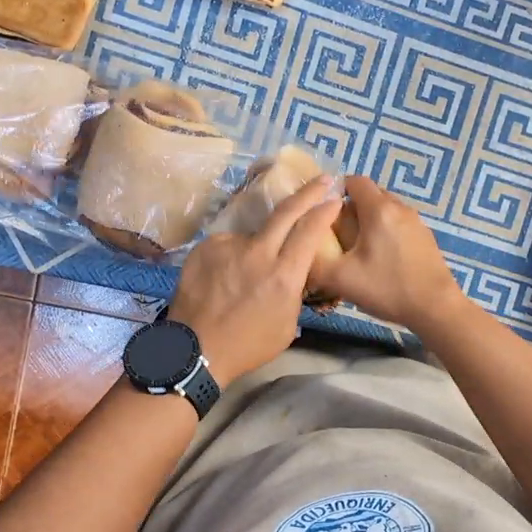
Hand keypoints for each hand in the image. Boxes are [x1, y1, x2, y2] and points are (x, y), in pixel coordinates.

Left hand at [167, 176, 342, 386]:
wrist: (195, 351)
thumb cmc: (248, 345)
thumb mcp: (287, 324)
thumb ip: (294, 290)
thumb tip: (294, 270)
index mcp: (283, 275)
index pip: (310, 230)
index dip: (325, 210)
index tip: (335, 198)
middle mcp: (258, 253)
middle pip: (287, 212)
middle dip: (308, 193)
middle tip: (321, 180)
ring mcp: (228, 247)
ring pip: (254, 234)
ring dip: (260, 244)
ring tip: (250, 272)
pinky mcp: (205, 248)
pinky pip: (228, 245)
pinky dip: (233, 256)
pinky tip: (227, 277)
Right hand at [312, 176, 465, 328]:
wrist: (436, 307)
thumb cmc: (388, 288)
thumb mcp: (341, 279)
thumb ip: (314, 263)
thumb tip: (301, 251)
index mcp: (379, 209)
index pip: (355, 181)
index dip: (336, 191)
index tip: (324, 212)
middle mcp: (400, 208)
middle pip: (371, 194)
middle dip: (352, 208)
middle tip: (338, 233)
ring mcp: (416, 222)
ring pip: (386, 210)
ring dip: (370, 221)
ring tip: (358, 248)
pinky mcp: (426, 238)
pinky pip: (399, 224)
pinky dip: (386, 233)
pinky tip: (381, 260)